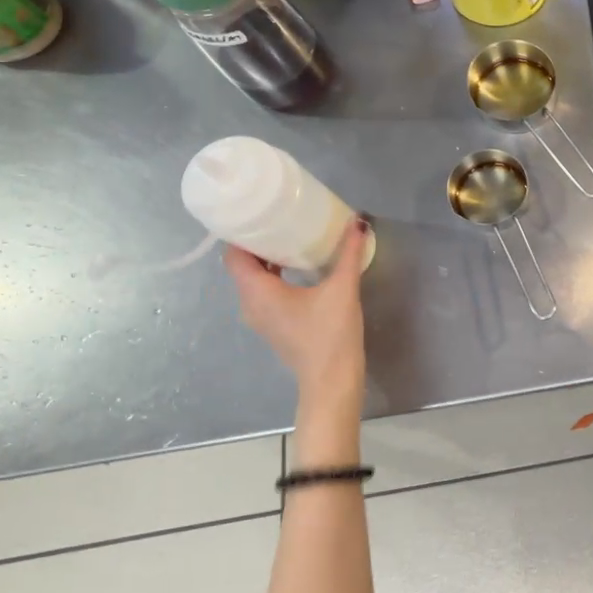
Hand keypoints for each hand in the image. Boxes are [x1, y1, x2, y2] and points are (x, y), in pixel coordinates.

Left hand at [224, 219, 371, 408]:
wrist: (331, 380)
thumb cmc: (330, 333)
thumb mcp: (343, 288)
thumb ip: (349, 253)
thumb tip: (358, 221)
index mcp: (258, 292)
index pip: (234, 255)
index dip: (241, 233)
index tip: (258, 213)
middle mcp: (251, 304)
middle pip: (243, 266)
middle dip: (259, 242)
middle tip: (281, 218)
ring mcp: (261, 318)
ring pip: (255, 280)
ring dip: (268, 259)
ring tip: (293, 237)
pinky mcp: (274, 325)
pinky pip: (265, 292)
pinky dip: (276, 276)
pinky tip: (301, 267)